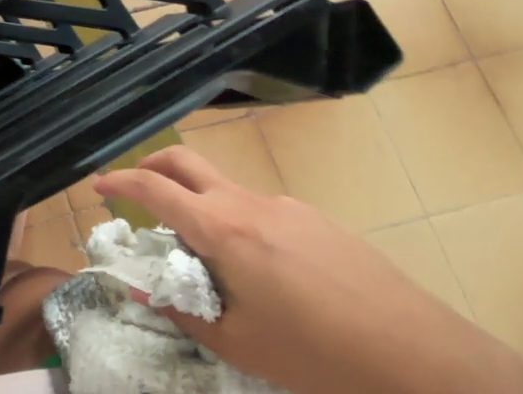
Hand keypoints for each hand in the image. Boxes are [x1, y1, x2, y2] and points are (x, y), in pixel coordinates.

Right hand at [96, 146, 522, 393]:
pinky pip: (263, 210)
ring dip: (201, 205)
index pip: (154, 189)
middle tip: (136, 192)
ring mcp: (288, 208)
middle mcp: (249, 204)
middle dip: (153, 167)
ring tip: (209, 259)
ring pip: (227, 190)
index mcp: (223, 231)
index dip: (119, 182)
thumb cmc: (320, 357)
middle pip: (187, 162)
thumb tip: (144, 289)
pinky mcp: (320, 221)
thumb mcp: (240, 345)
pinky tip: (266, 275)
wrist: (425, 360)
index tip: (96, 187)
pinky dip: (241, 225)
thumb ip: (185, 310)